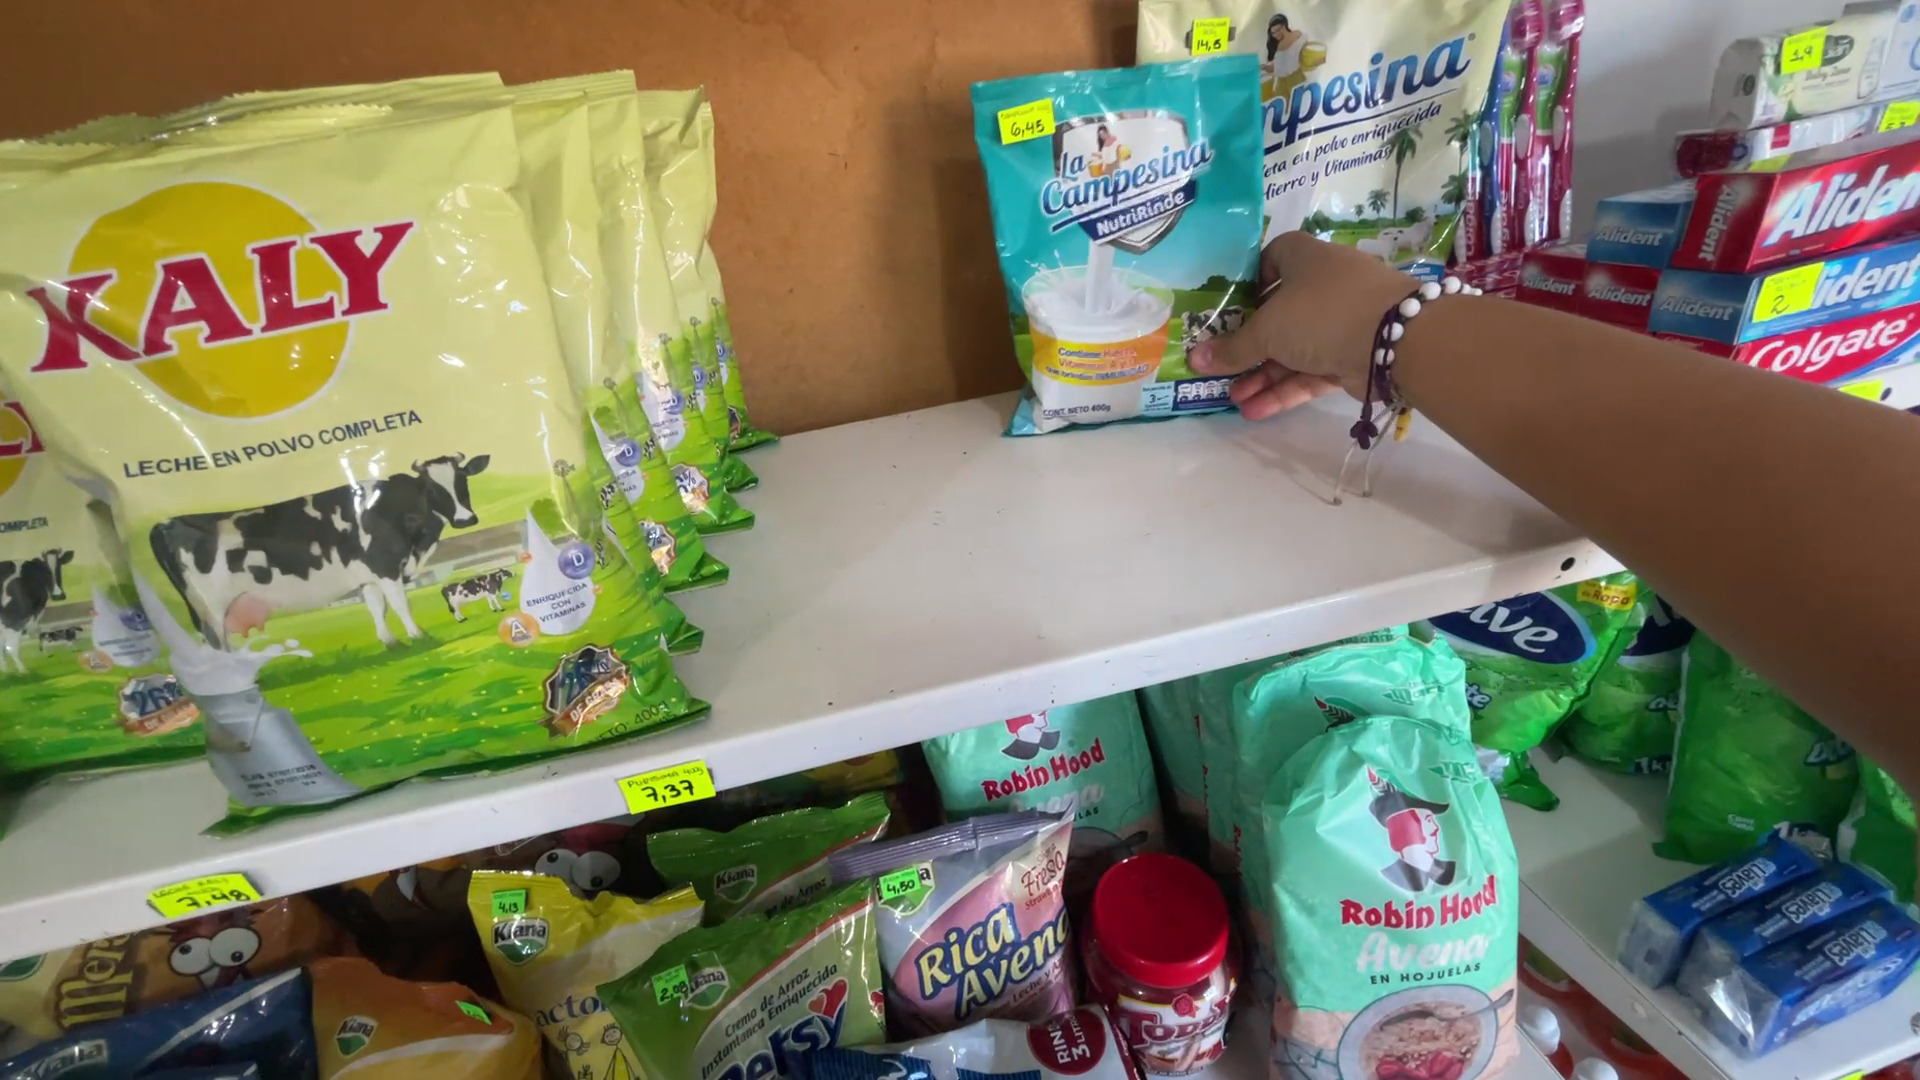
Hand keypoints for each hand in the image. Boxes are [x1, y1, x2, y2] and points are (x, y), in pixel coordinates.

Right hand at [1188, 232, 1414, 419]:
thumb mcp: (1267, 330)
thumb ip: (1232, 349)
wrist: (1398, 338)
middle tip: (1221, 366)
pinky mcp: (1350, 356)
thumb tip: (1195, 359)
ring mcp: (1339, 323)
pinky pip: (1309, 372)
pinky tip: (1255, 412)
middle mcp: (1323, 287)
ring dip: (1262, 375)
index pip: (1274, 258)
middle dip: (1247, 345)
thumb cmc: (1321, 313)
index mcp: (1305, 260)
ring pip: (1292, 349)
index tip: (1229, 306)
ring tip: (1233, 399)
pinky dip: (1284, 390)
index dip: (1251, 279)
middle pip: (1277, 314)